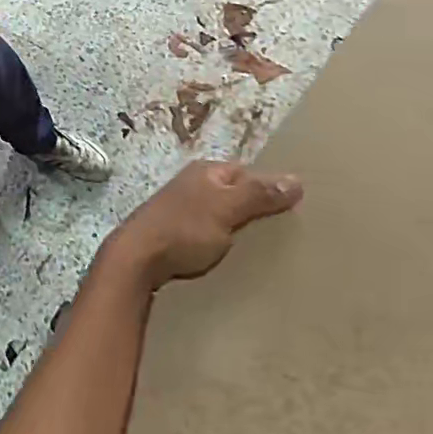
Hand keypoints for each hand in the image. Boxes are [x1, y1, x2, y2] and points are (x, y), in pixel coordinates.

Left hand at [99, 161, 302, 291]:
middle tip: (282, 236)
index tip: (293, 213)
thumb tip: (297, 179)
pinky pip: (208, 236)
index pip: (248, 173)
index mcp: (206, 172)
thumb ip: (258, 195)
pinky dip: (221, 245)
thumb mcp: (226, 209)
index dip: (269, 190)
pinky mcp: (175, 235)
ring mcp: (181, 210)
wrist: (136, 259)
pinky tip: (233, 261)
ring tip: (262, 253)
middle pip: (234, 195)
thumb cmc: (183, 229)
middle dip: (254, 212)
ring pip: (221, 217)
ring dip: (238, 231)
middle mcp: (193, 185)